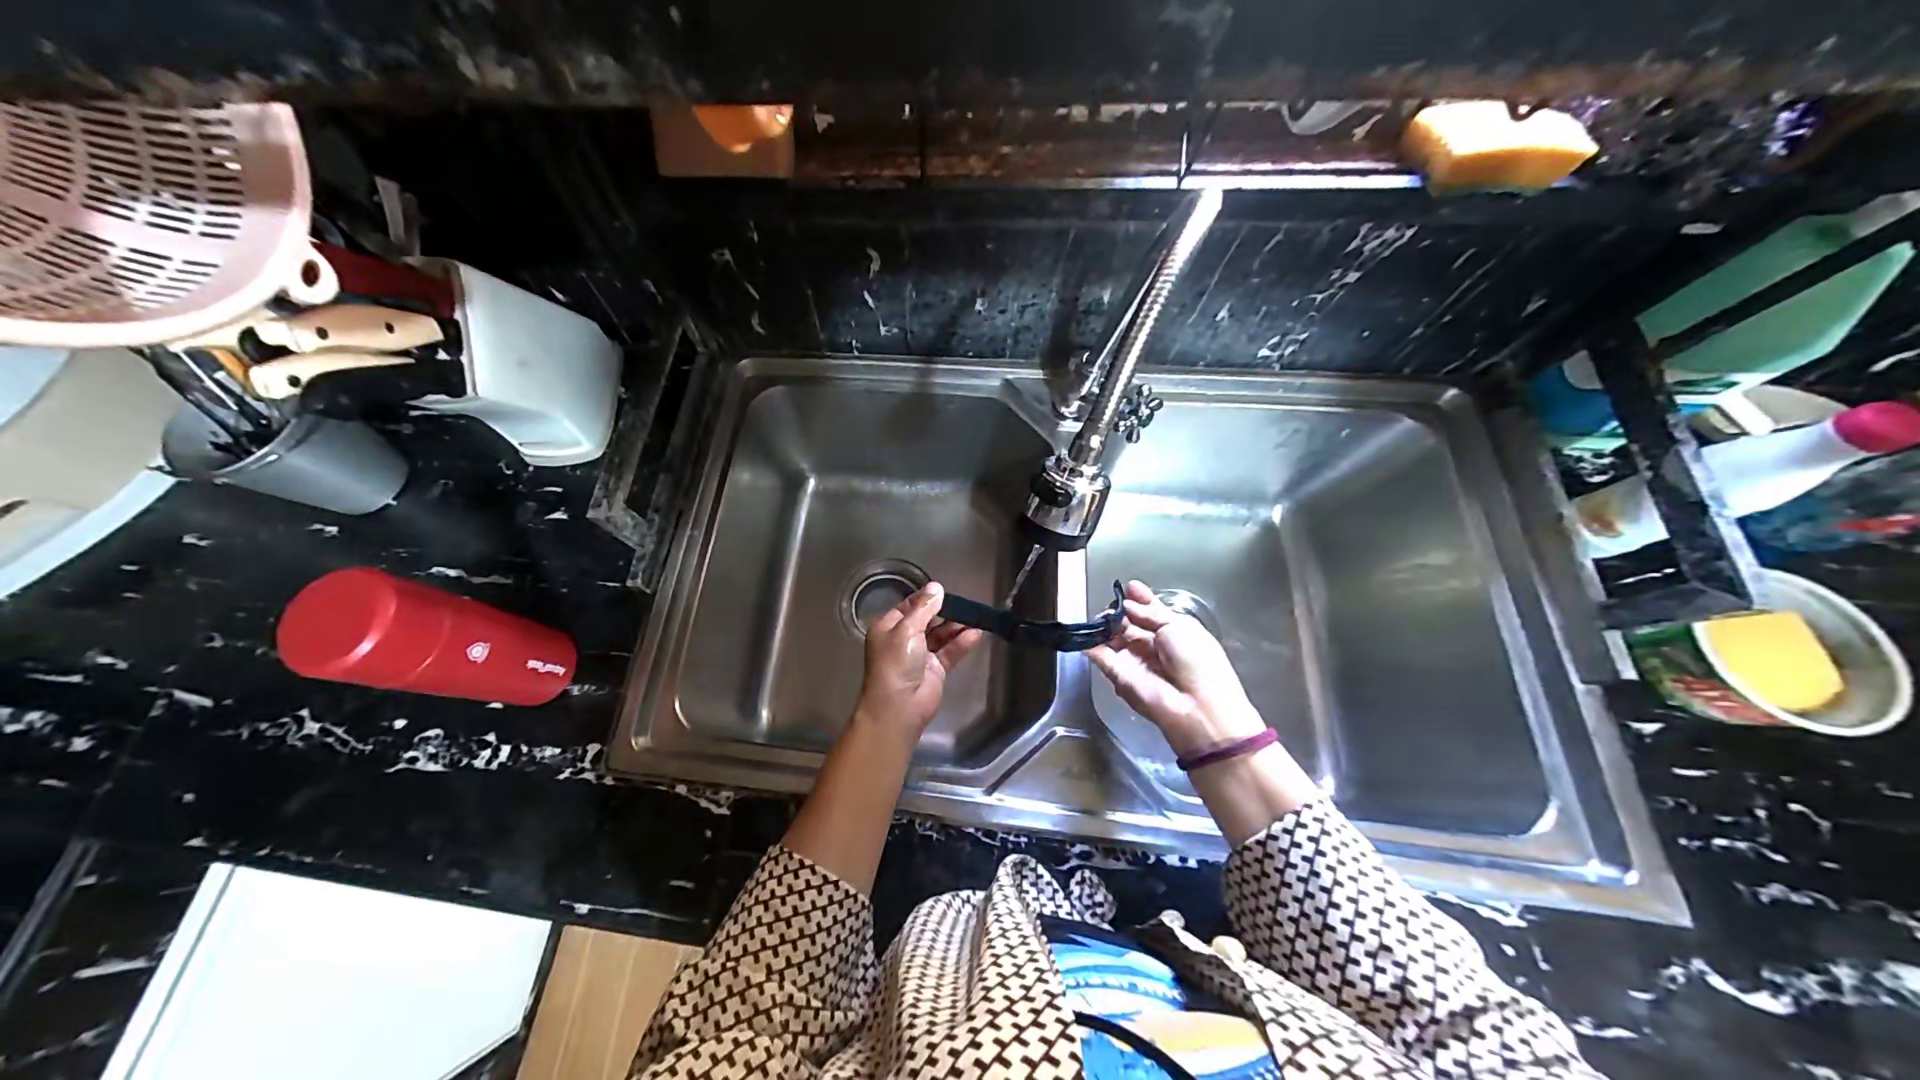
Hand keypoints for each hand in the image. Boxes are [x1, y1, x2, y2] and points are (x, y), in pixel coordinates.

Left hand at [854, 582, 985, 735]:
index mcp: (888, 627)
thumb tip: (936, 587)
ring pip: (941, 635)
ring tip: (975, 616)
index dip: (926, 599)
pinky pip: (951, 651)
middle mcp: (903, 639)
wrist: (899, 706)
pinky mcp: (936, 669)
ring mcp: (920, 654)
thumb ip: (924, 608)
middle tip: (965, 604)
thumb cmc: (896, 663)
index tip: (945, 591)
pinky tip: (977, 633)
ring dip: (957, 626)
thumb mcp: (906, 629)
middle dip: (945, 612)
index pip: (909, 607)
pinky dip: (962, 642)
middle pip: (927, 620)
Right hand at [1088, 580, 1267, 757]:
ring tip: (1100, 617)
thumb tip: (1129, 604)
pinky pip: (1101, 657)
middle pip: (1130, 625)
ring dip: (1105, 626)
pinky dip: (1092, 645)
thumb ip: (1150, 612)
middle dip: (1119, 612)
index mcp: (1174, 633)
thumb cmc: (1196, 660)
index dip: (1140, 600)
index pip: (1151, 613)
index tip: (1129, 587)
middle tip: (1111, 605)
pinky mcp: (1118, 677)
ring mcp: (1135, 662)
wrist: (1195, 705)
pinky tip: (1086, 631)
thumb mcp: (1179, 625)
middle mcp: (1153, 647)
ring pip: (1114, 638)